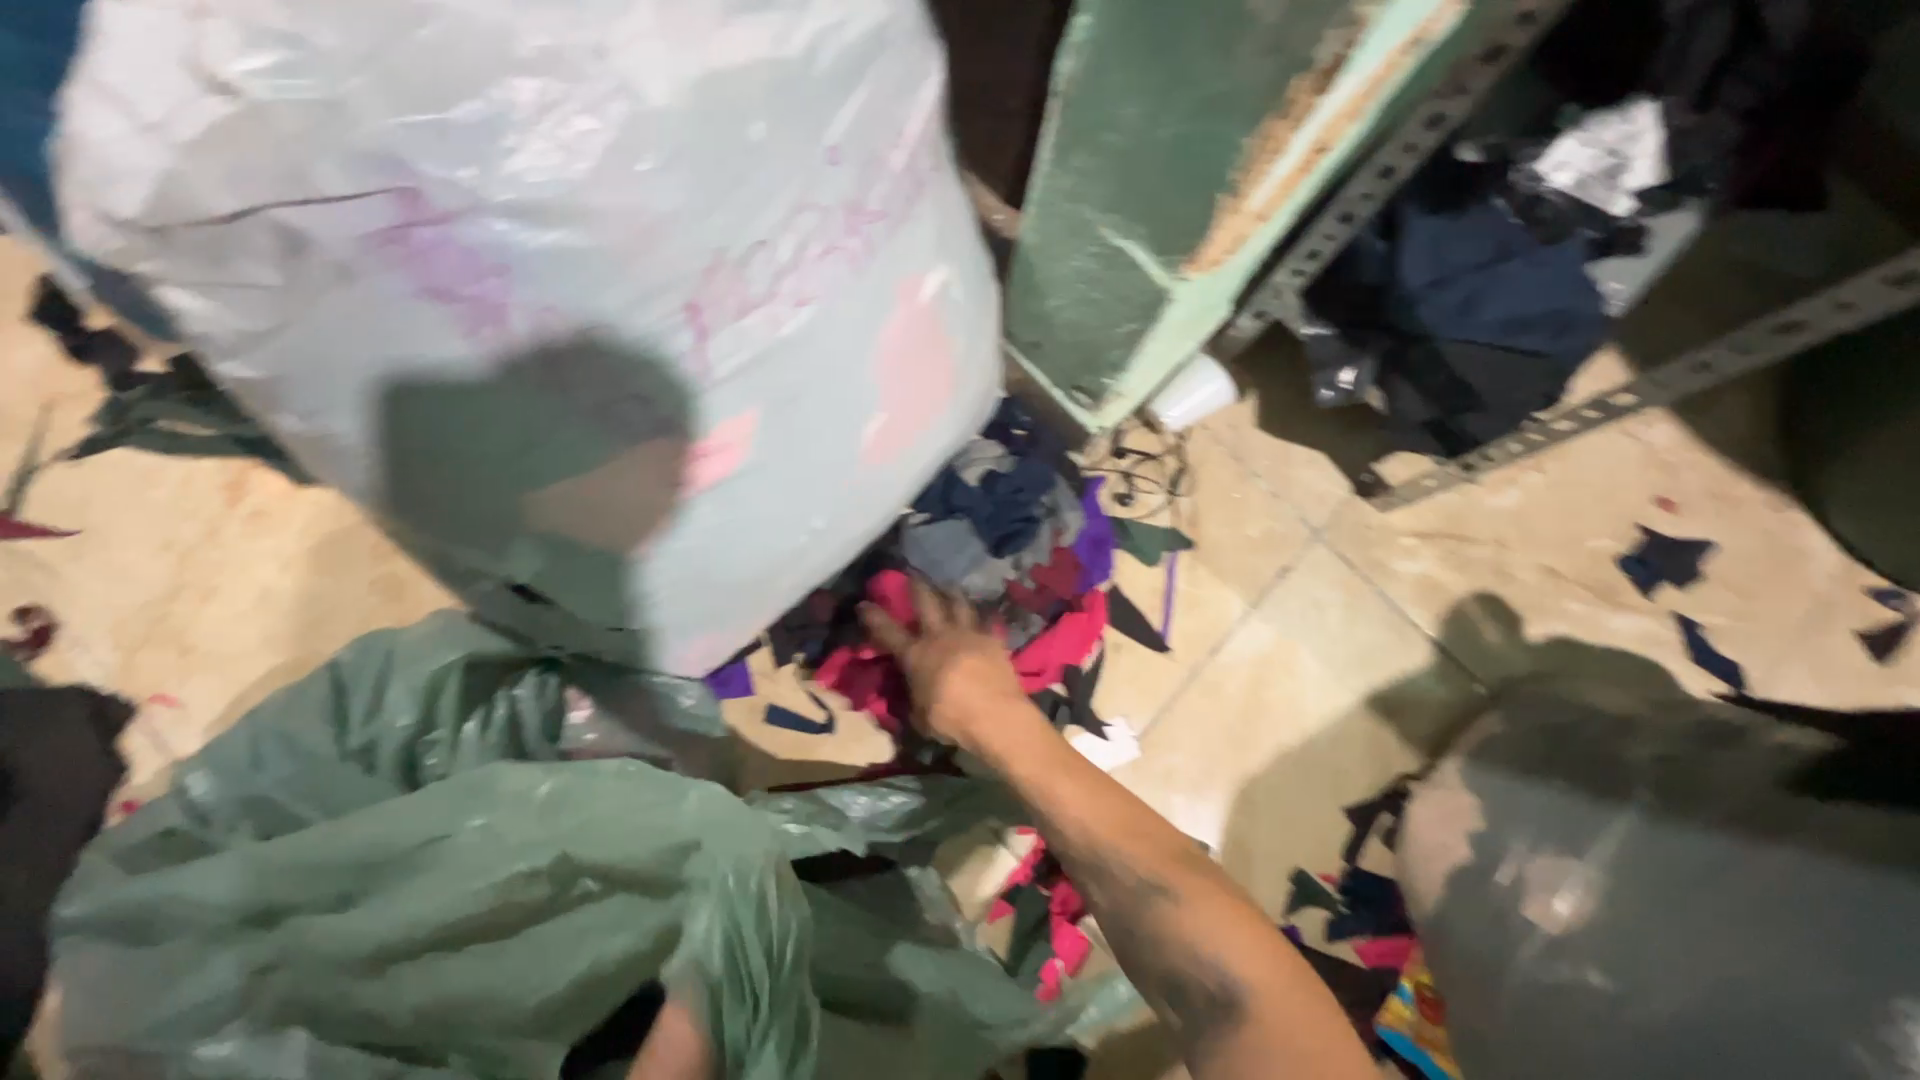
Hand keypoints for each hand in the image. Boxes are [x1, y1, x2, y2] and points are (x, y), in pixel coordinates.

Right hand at [859, 577, 1041, 752]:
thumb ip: (912, 699)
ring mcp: (969, 633)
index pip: (887, 630)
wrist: (995, 715)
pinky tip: (985, 611)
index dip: (873, 616)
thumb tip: (909, 694)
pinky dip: (984, 614)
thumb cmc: (951, 720)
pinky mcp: (993, 639)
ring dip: (951, 592)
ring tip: (948, 585)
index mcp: (916, 654)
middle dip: (917, 586)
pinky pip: (988, 620)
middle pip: (926, 602)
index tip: (864, 603)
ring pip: (958, 603)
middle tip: (912, 574)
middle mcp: (940, 636)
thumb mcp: (919, 716)